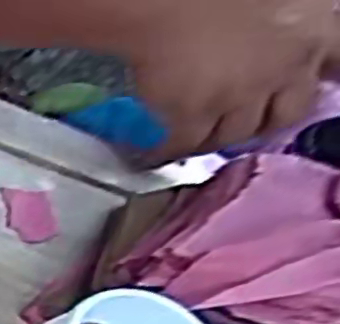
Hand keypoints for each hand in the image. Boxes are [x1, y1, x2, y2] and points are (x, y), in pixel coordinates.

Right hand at [126, 0, 338, 160]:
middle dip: (264, 124)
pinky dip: (170, 152)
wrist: (178, 8)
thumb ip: (301, 28)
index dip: (318, 88)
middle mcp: (289, 68)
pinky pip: (184, 146)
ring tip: (193, 140)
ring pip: (234, 136)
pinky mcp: (194, 114)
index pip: (338, 71)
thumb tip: (286, 49)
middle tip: (238, 127)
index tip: (292, 98)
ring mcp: (240, 95)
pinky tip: (158, 151)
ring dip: (214, 141)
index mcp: (321, 35)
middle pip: (287, 115)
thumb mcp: (297, 2)